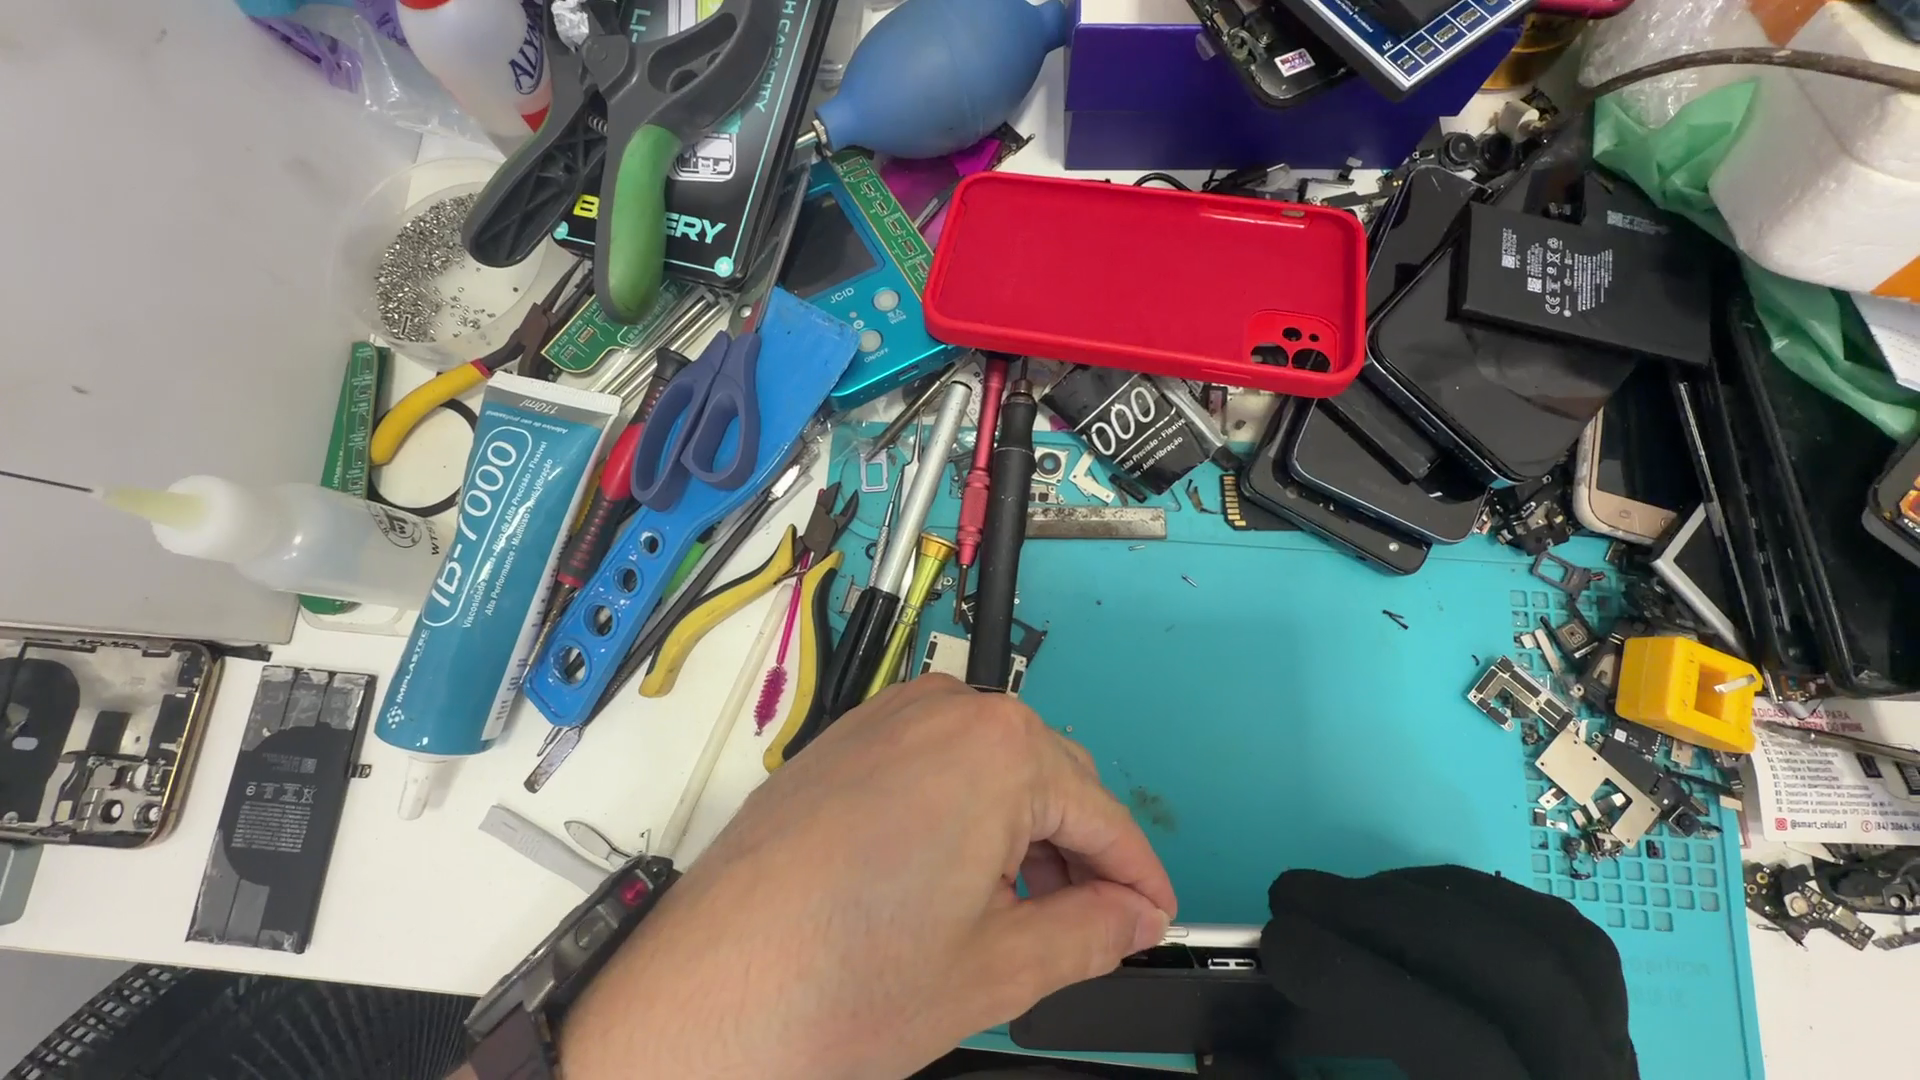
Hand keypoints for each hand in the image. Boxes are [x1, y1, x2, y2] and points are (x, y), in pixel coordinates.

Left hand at [558, 674, 1177, 1079]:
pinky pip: (936, 758)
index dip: (1138, 873)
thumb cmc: (842, 983)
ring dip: (1021, 827)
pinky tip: (955, 871)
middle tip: (1091, 923)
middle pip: (1048, 775)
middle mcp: (943, 711)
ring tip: (1021, 907)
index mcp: (998, 749)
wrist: (703, 993)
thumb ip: (1089, 933)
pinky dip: (965, 807)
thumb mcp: (996, 967)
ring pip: (991, 762)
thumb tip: (1131, 916)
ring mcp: (887, 717)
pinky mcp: (847, 738)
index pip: (1101, 810)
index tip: (1153, 915)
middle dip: (1078, 850)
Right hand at [1256, 865, 1638, 1079]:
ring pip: (1552, 944)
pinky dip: (1488, 900)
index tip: (1275, 943)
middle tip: (1292, 898)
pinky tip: (1416, 901)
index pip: (1455, 1045)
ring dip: (1431, 898)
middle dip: (1384, 913)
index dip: (1358, 980)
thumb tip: (1222, 1052)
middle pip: (1508, 973)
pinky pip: (1569, 939)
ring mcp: (1615, 1070)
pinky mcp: (1612, 1039)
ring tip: (1349, 897)